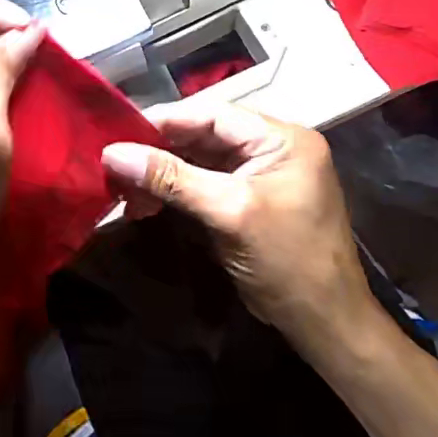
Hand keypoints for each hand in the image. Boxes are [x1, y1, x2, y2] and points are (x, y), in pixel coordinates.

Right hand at [100, 102, 374, 344]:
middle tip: (114, 161)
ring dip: (165, 172)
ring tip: (124, 186)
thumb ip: (172, 178)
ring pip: (203, 159)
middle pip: (207, 134)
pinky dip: (178, 190)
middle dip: (161, 148)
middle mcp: (274, 147)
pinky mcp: (250, 199)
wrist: (325, 322)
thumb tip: (113, 153)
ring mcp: (263, 174)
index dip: (165, 120)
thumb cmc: (286, 261)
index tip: (119, 131)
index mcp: (282, 138)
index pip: (215, 114)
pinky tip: (147, 201)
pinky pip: (208, 183)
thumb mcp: (229, 213)